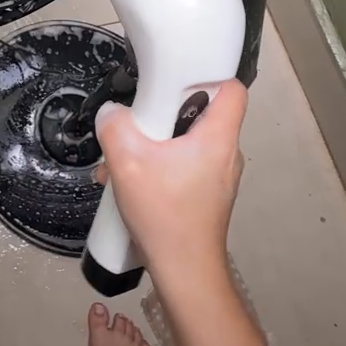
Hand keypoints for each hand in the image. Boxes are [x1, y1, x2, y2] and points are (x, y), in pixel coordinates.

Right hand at [94, 80, 249, 284]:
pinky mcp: (206, 193)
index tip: (172, 76)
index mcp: (218, 138)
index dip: (206, 73)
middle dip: (161, 113)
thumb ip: (115, 124)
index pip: (232, 88)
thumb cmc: (164, 212)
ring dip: (151, 144)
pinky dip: (157, 165)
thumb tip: (113, 113)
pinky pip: (182, 163)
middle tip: (135, 122)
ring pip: (184, 140)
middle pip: (199, 112)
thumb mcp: (127, 160)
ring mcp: (217, 176)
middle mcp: (225, 153)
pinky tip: (129, 182)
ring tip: (120, 161)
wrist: (184, 272)